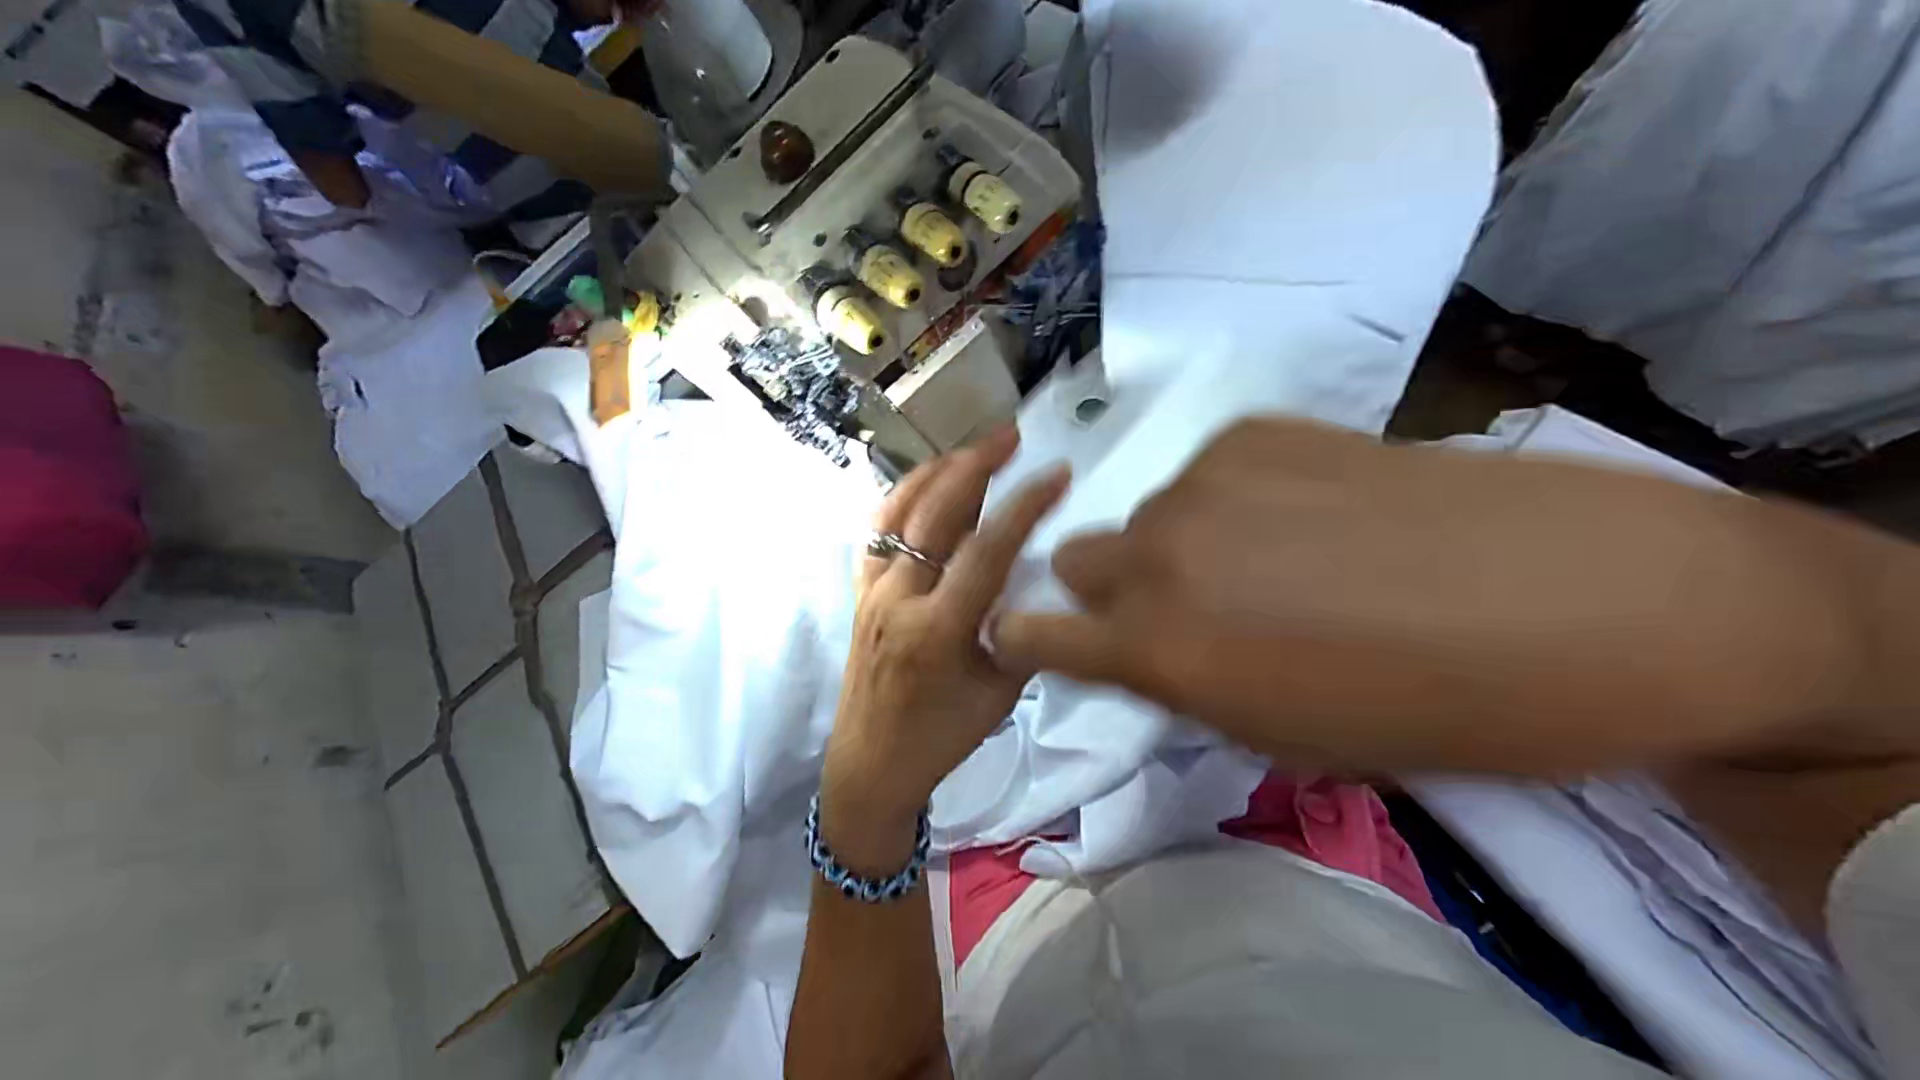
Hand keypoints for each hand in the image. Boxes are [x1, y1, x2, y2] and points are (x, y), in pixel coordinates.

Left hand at [821, 429, 1069, 865]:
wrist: (870, 765)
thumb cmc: (941, 737)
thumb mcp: (1000, 693)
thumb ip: (1022, 631)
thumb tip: (1044, 577)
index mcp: (938, 630)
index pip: (986, 551)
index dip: (1024, 506)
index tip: (1056, 473)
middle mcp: (898, 599)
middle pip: (935, 514)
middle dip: (975, 466)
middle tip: (1010, 437)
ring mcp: (871, 592)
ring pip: (898, 513)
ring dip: (936, 474)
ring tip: (971, 450)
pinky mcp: (859, 593)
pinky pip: (877, 532)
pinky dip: (902, 500)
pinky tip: (925, 486)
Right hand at [991, 418, 1873, 774]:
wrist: (1591, 600)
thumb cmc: (1435, 711)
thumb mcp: (1280, 735)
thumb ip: (1184, 684)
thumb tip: (1142, 649)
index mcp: (1161, 649)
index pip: (1037, 634)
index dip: (1025, 635)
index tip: (1027, 634)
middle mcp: (1159, 556)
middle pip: (1077, 559)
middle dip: (1108, 587)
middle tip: (1184, 603)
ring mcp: (1202, 482)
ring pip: (1149, 514)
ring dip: (1180, 541)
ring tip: (1274, 554)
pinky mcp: (1255, 429)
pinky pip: (1208, 472)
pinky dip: (1233, 496)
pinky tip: (1311, 508)